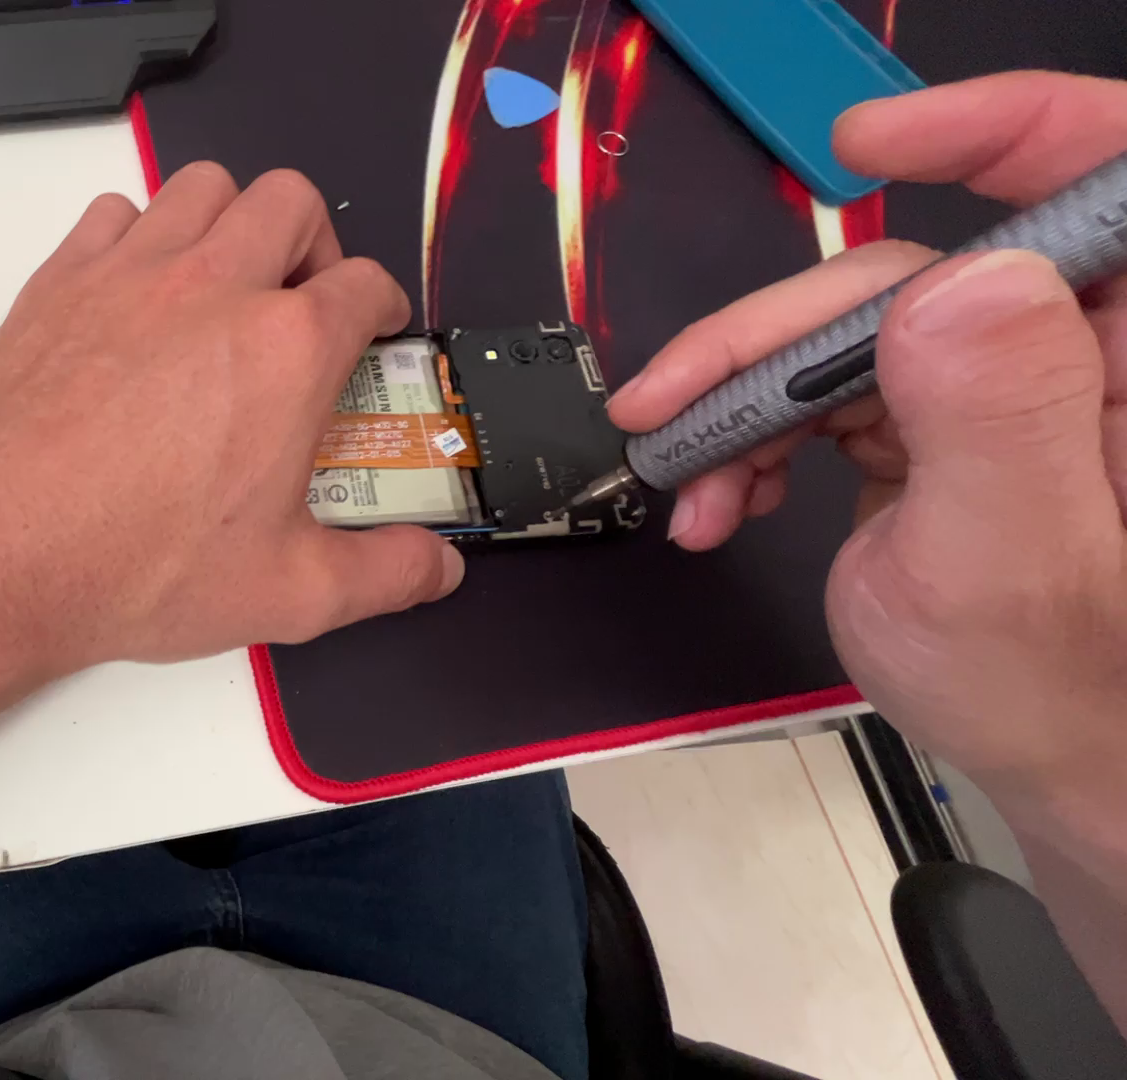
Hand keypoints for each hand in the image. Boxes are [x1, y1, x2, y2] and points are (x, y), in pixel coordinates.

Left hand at [0, 164, 461, 673]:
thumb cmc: (142, 568)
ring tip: (225, 283)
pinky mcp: (58, 282)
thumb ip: (383, 575)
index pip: (365, 285)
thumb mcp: (288, 592)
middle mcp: (214, 287)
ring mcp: (130, 273)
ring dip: (232, 221)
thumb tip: (440, 570)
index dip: (381, 305)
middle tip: (302, 301)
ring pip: (203, 187)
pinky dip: (140, 236)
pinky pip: (114, 215)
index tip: (374, 329)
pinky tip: (137, 294)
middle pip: (291, 203)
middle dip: (314, 242)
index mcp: (286, 350)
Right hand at [607, 72, 1126, 814]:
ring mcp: (976, 393)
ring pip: (821, 354)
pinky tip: (716, 509)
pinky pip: (803, 411)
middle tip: (658, 408)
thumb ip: (994, 416)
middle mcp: (1058, 354)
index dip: (999, 131)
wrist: (1048, 755)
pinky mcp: (913, 431)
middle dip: (754, 350)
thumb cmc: (1054, 680)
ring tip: (688, 494)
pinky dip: (742, 456)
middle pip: (885, 291)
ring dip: (729, 420)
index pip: (1103, 178)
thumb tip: (941, 285)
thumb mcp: (1010, 559)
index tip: (866, 145)